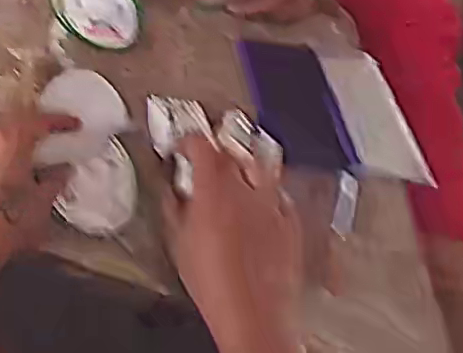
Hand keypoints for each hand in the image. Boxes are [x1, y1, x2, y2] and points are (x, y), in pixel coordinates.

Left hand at [0, 111, 78, 264]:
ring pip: (2, 128)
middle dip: (38, 122)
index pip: (41, 120)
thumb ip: (56, 179)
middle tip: (54, 132)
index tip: (75, 124)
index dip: (60, 121)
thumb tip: (65, 168)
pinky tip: (13, 159)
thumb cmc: (11, 220)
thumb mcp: (42, 201)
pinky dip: (4, 144)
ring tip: (35, 145)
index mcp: (13, 137)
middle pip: (19, 118)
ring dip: (19, 133)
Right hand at [162, 134, 303, 352]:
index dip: (187, 141)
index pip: (199, 143)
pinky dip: (268, 194)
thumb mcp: (178, 241)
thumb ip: (173, 205)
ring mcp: (271, 206)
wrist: (254, 322)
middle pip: (229, 151)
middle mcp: (245, 188)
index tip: (181, 149)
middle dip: (213, 152)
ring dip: (244, 166)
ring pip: (259, 166)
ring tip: (234, 176)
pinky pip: (280, 197)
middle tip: (204, 163)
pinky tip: (259, 205)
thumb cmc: (215, 287)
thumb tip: (171, 192)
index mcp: (213, 186)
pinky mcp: (290, 226)